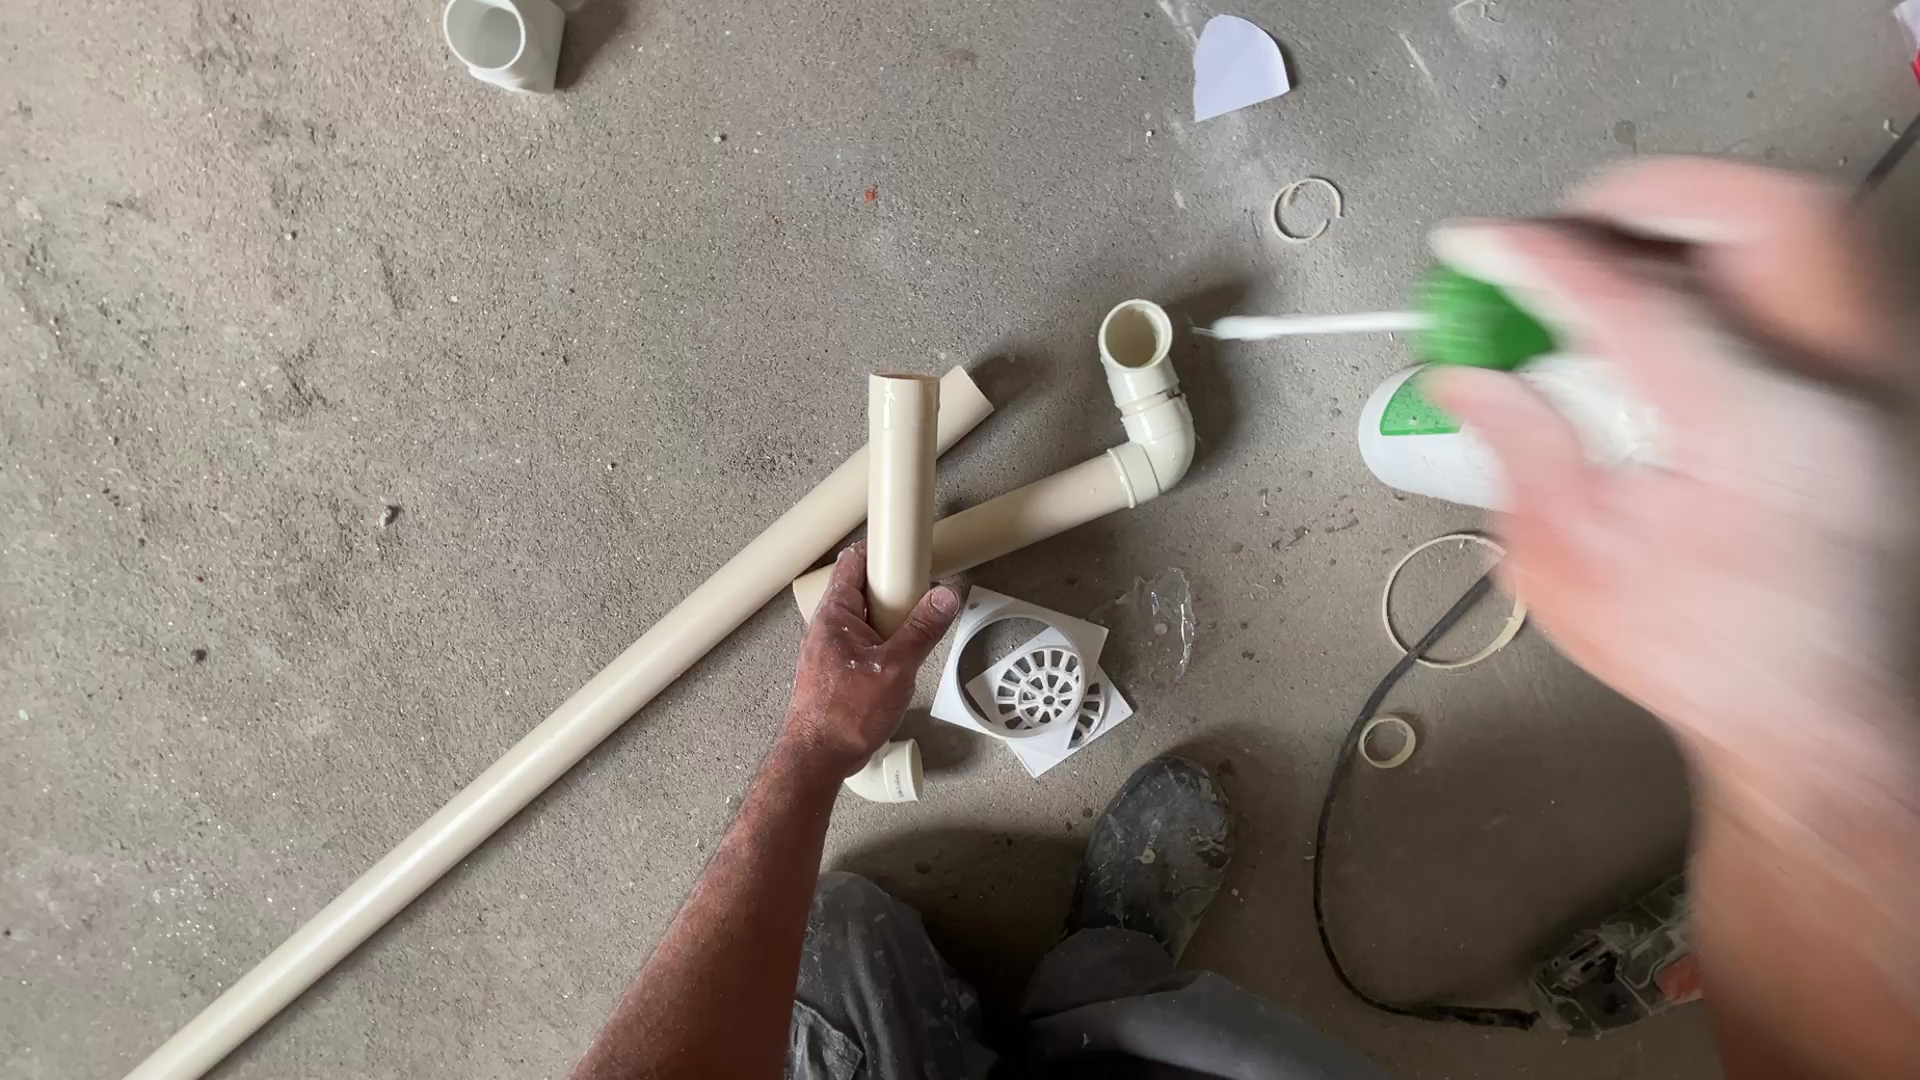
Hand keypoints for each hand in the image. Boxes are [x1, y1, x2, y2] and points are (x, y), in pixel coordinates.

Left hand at [781, 544, 962, 776]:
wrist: (817, 760)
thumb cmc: (844, 715)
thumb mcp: (896, 668)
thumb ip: (922, 630)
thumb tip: (945, 596)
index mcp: (834, 614)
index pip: (853, 562)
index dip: (879, 550)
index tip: (906, 548)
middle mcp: (827, 626)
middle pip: (863, 589)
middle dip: (893, 589)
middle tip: (922, 592)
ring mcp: (829, 649)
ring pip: (865, 618)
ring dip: (890, 619)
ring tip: (917, 628)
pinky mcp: (835, 669)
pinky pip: (863, 642)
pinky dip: (883, 641)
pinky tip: (901, 658)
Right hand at [1423, 159, 1912, 778]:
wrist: (1813, 705)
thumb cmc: (1693, 646)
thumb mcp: (1564, 553)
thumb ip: (1519, 446)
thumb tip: (1467, 380)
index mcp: (1748, 428)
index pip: (1629, 296)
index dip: (1535, 256)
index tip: (1474, 243)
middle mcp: (1840, 385)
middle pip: (1767, 216)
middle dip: (1643, 200)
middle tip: (1553, 229)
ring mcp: (1875, 383)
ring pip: (1803, 237)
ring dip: (1681, 233)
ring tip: (1588, 274)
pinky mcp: (1872, 394)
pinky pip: (1799, 289)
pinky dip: (1711, 278)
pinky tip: (1642, 327)